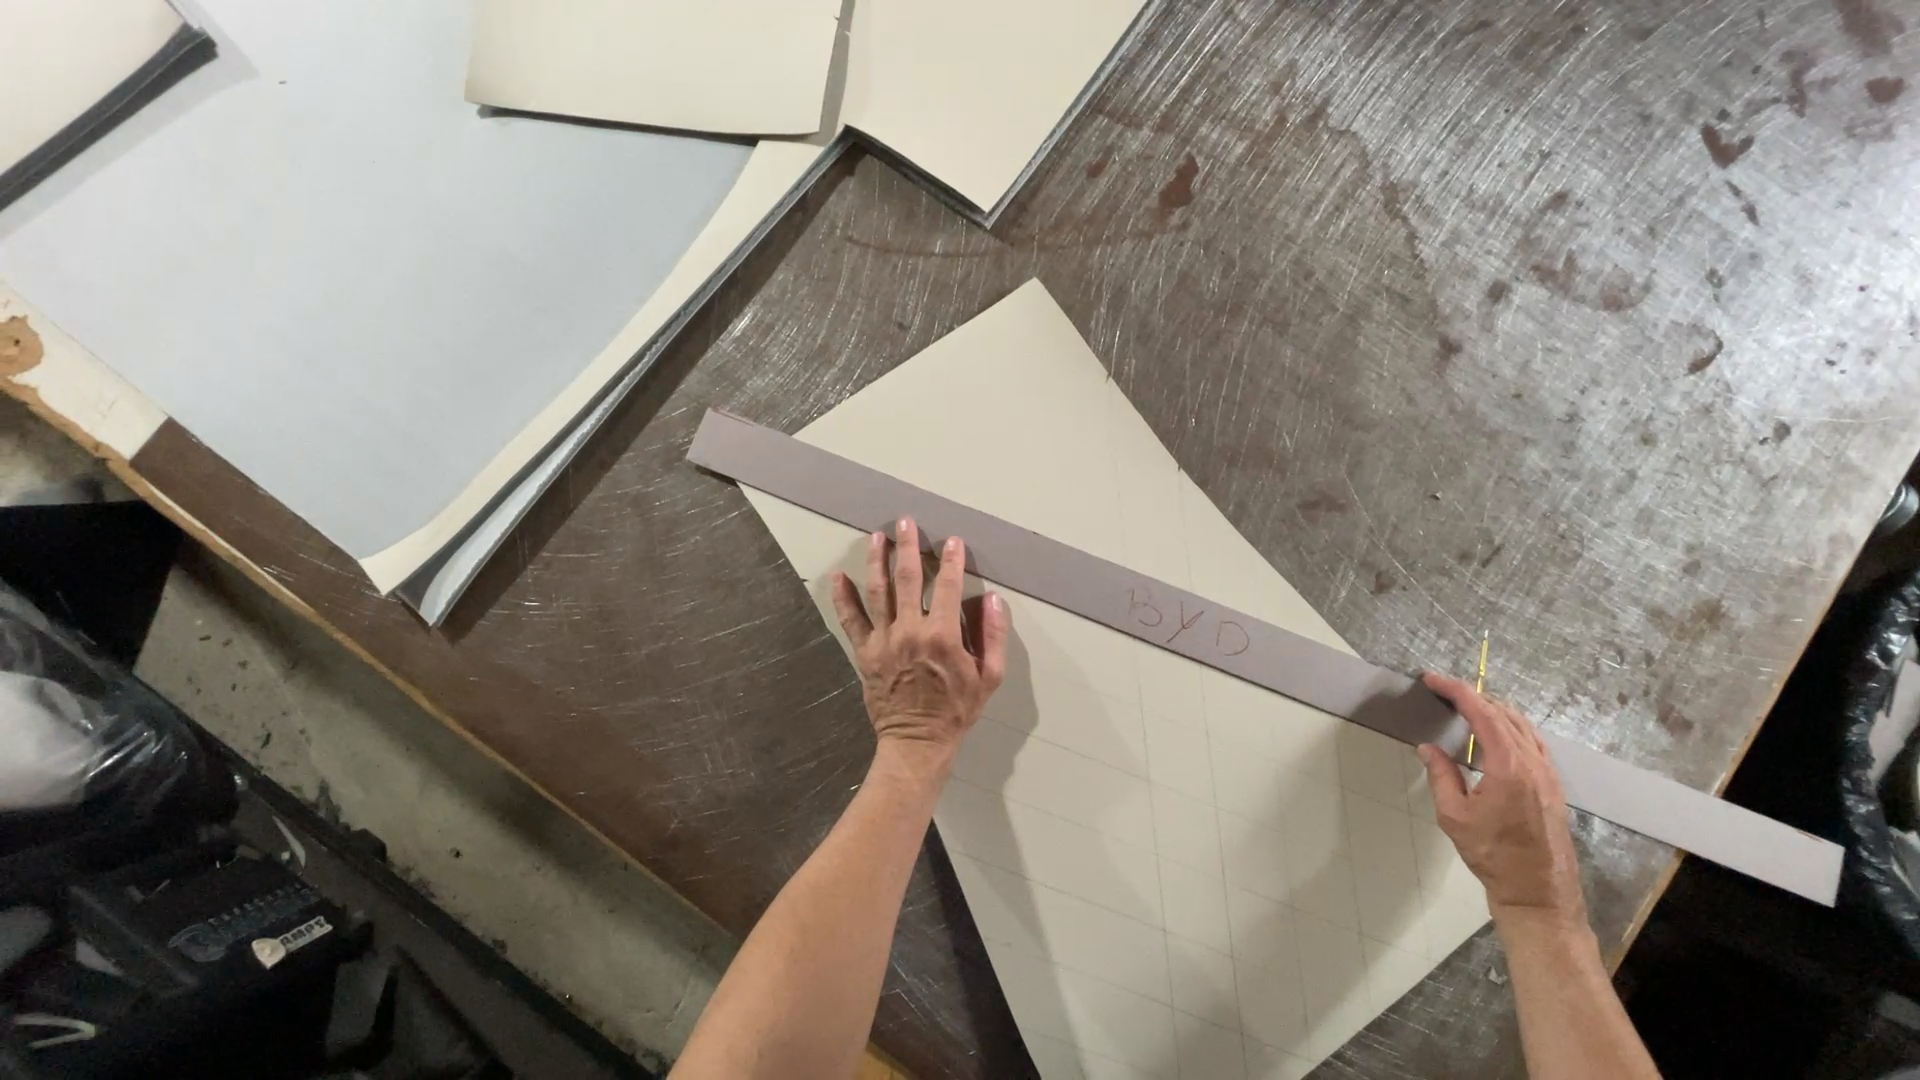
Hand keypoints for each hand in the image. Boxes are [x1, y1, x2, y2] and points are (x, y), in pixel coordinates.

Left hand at [830, 518, 1008, 767]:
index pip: (948, 586)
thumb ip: (993, 635)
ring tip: (877, 537)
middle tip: (906, 522)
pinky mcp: (864, 653)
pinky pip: (850, 620)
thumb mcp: (990, 677)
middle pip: (907, 579)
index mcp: (943, 636)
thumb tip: (991, 598)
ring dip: (876, 561)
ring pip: (877, 592)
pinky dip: (843, 597)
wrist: (918, 742)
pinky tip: (838, 576)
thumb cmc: (957, 709)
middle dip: (908, 547)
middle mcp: (910, 631)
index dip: (951, 561)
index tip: (952, 541)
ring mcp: (883, 641)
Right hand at [1416, 672, 1586, 931]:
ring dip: (1495, 710)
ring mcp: (1549, 774)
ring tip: (1468, 705)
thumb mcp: (1454, 815)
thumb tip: (1429, 748)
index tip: (1432, 680)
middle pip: (1505, 715)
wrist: (1538, 891)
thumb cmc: (1492, 854)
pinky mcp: (1554, 786)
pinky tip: (1498, 733)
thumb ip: (1441, 775)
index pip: (1483, 714)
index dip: (1457, 692)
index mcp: (1509, 767)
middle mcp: (1534, 764)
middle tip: (1444, 690)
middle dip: (1473, 696)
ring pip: (1523, 726)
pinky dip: (1512, 727)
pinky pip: (1534, 742)